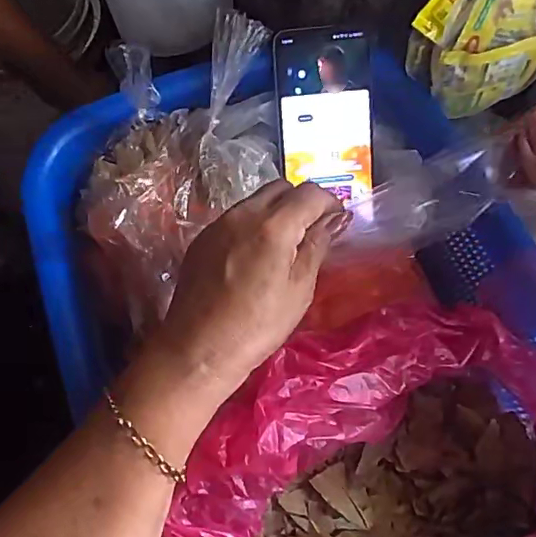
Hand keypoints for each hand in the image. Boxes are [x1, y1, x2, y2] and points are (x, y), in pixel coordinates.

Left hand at [146, 180, 342, 394]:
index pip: (310, 193)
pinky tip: (255, 255)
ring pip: (255, 201)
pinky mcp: (201, 239)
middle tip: (313, 229)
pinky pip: (234, 218)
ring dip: (275, 212)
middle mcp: (242, 215)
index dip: (330, 202)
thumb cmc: (257, 326)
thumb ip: (316, 247)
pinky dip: (252, 225)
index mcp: (272, 226)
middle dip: (302, 201)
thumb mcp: (299, 290)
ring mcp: (217, 225)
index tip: (337, 220)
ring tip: (285, 244)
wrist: (198, 348)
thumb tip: (331, 221)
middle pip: (280, 188)